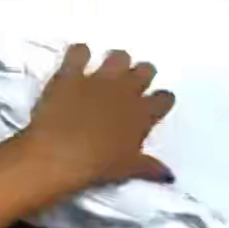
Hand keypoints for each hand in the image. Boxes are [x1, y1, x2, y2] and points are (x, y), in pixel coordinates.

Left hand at [10, 44, 173, 190]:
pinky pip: (78, 53)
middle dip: (141, 72)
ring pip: (117, 58)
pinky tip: (78, 55)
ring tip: (110, 64)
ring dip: (115, 60)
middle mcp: (124, 92)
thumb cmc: (98, 164)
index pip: (163, 99)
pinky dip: (79, 52)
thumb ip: (149, 167)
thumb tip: (169, 176)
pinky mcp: (69, 74)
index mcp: (143, 115)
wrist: (60, 151)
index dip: (160, 98)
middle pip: (144, 72)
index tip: (156, 99)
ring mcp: (97, 80)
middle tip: (133, 77)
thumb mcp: (128, 169)